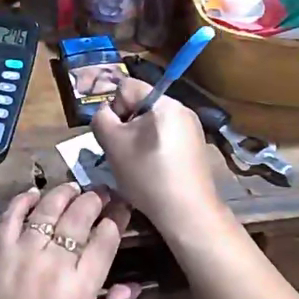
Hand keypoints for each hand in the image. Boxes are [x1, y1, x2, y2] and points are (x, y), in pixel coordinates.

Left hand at [0, 185, 139, 298]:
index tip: (122, 209)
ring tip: (75, 188)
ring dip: (65, 193)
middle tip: (103, 193)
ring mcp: (24, 254)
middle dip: (95, 199)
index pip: (105, 238)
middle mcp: (55, 263)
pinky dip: (24, 200)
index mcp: (82, 287)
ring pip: (49, 209)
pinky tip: (36, 193)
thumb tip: (133, 285)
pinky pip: (12, 216)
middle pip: (80, 215)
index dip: (117, 218)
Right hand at [91, 77, 227, 238]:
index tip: (116, 136)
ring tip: (140, 166)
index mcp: (163, 101)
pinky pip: (167, 139)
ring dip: (140, 140)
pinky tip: (156, 173)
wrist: (187, 211)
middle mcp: (182, 108)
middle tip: (124, 154)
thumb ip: (101, 119)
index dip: (114, 109)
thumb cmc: (147, 173)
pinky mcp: (197, 147)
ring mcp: (192, 128)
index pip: (127, 87)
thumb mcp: (112, 144)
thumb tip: (106, 113)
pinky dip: (156, 150)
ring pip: (153, 124)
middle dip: (127, 126)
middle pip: (141, 106)